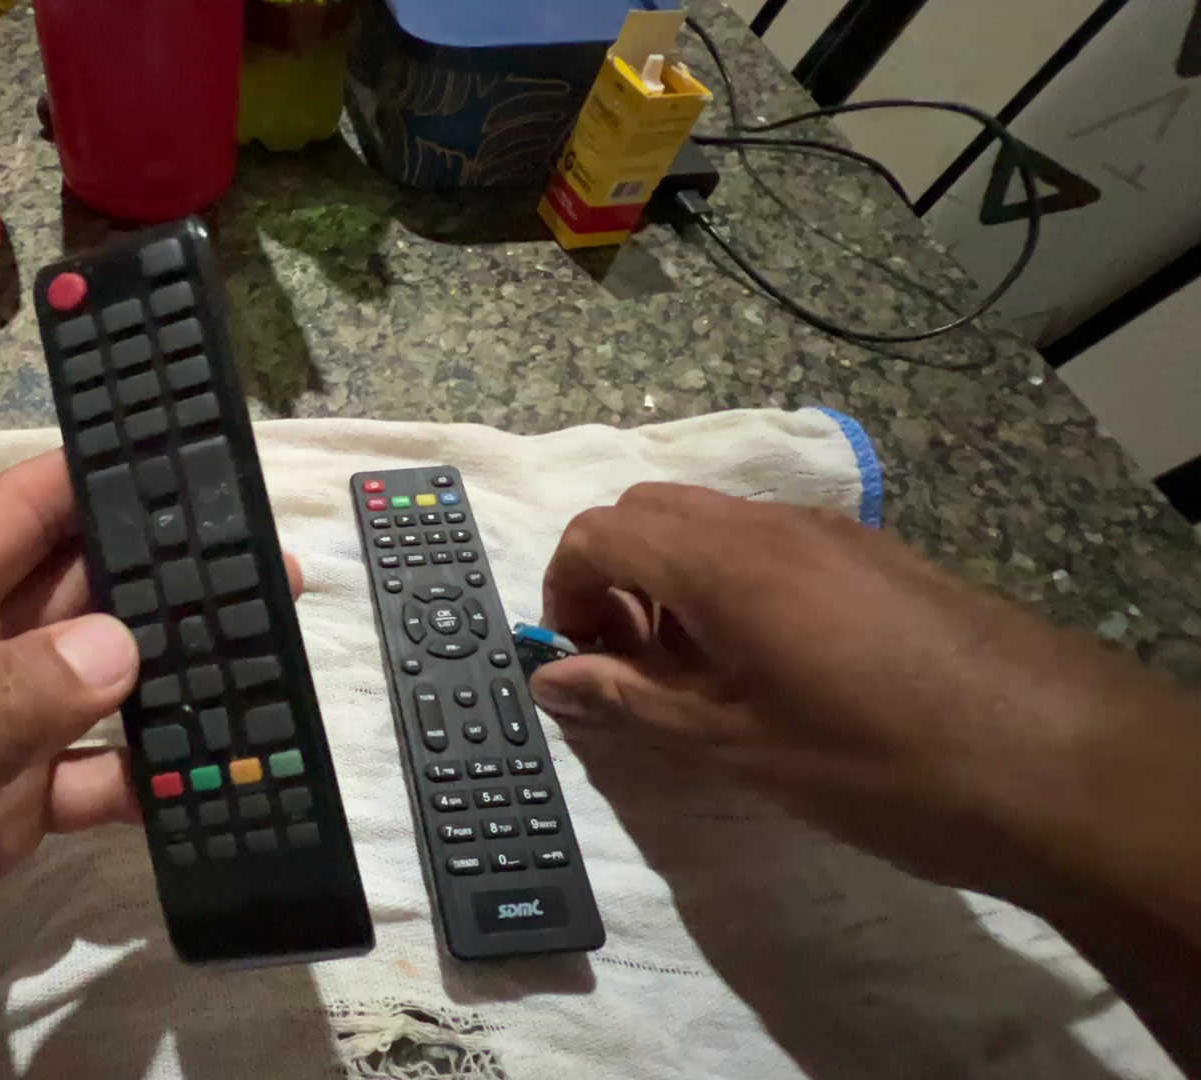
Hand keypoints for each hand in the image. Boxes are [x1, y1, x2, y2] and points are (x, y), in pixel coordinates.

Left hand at [0, 452, 301, 1079]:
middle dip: (152, 575)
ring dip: (159, 673)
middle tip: (258, 565)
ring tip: (254, 656)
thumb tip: (116, 640)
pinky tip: (195, 778)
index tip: (178, 458)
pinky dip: (134, 772)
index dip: (84, 481)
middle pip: (60, 596)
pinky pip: (80, 773)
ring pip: (82, 682)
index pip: (1, 525)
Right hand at [528, 483, 1200, 916]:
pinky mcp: (869, 550)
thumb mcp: (729, 743)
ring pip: (701, 516)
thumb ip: (624, 699)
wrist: (1080, 775)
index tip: (579, 649)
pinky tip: (760, 649)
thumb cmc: (876, 762)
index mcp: (721, 564)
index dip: (564, 587)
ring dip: (663, 570)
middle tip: (627, 647)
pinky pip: (760, 534)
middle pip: (642, 509)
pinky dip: (720, 572)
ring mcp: (825, 530)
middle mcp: (766, 525)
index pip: (596, 533)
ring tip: (691, 654)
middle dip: (608, 570)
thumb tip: (546, 680)